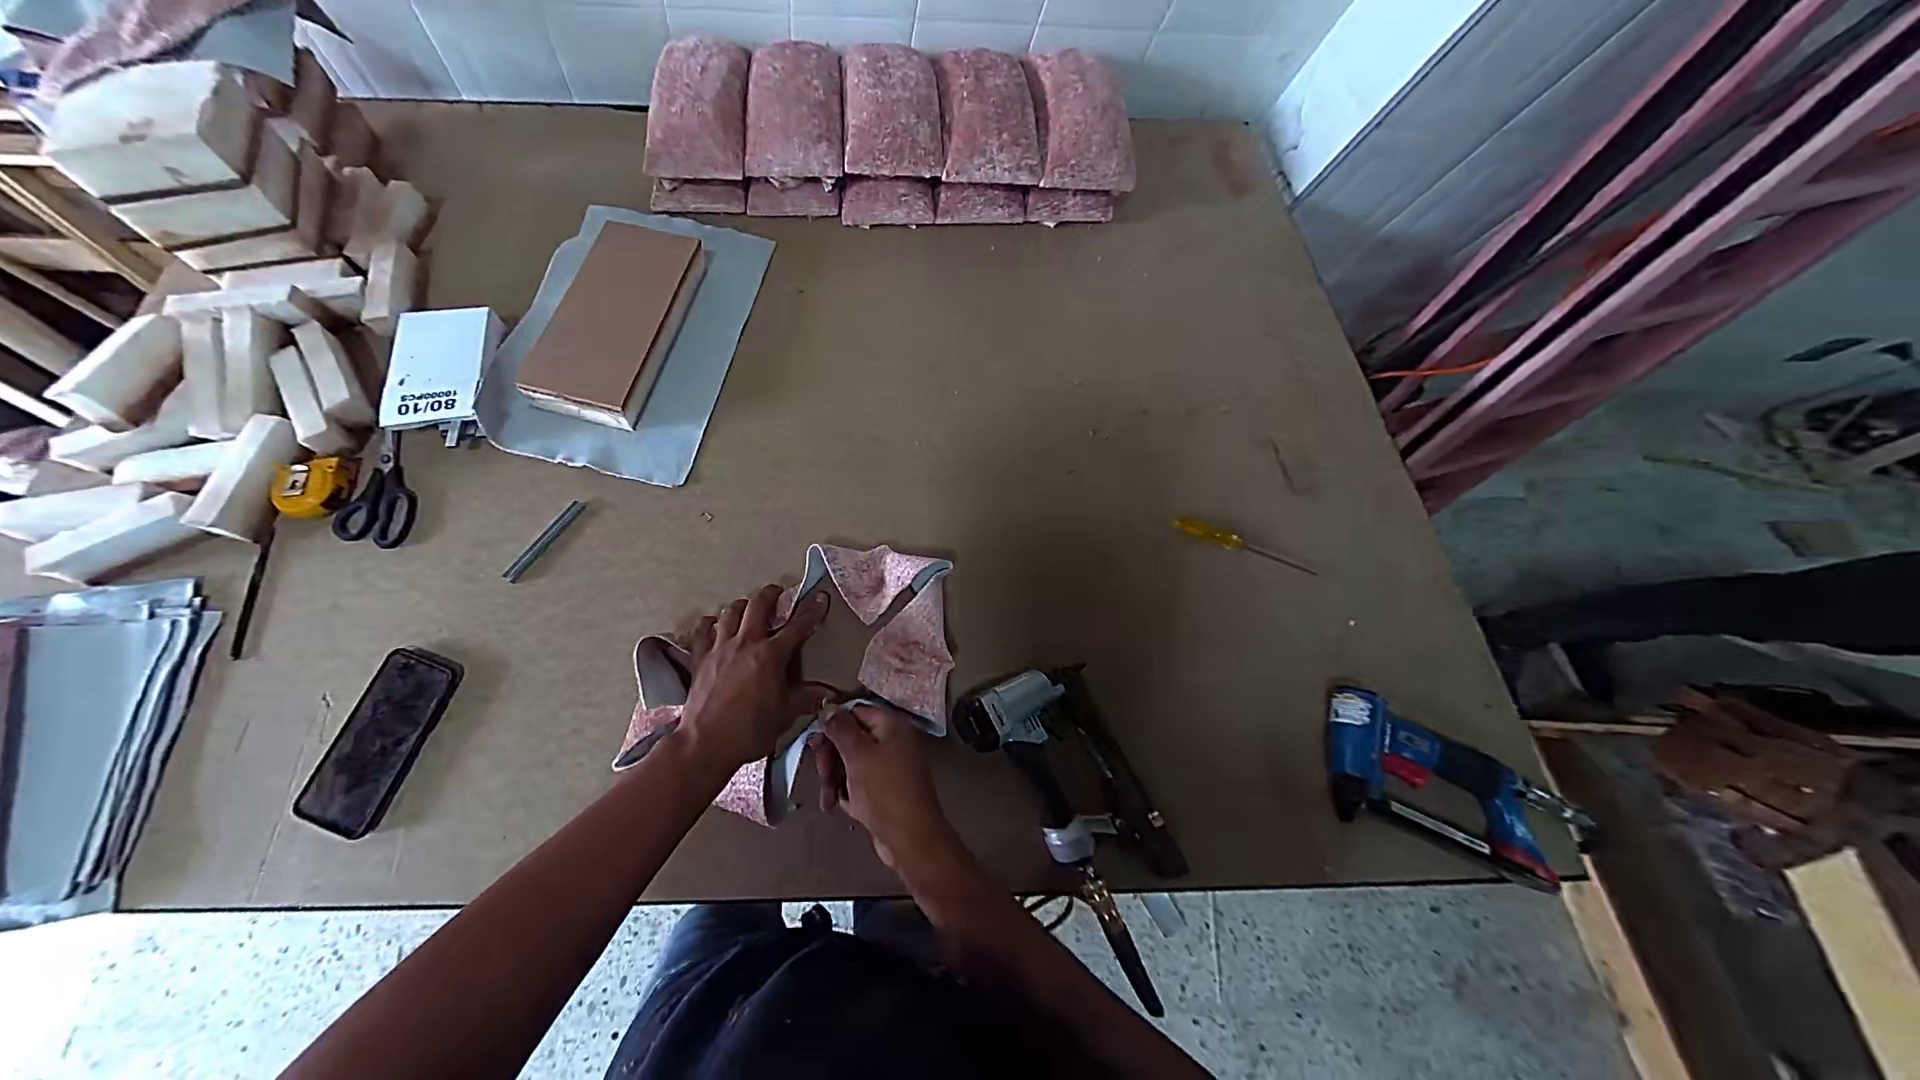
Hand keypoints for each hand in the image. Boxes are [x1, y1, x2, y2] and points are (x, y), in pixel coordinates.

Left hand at [678, 584, 830, 770]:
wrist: (705, 744)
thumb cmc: (750, 730)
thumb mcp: (787, 714)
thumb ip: (808, 698)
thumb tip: (829, 694)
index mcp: (771, 655)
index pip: (798, 625)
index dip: (812, 610)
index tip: (820, 598)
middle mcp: (745, 643)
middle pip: (758, 605)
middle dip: (771, 594)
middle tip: (778, 593)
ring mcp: (719, 649)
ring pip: (730, 613)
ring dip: (742, 606)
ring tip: (748, 608)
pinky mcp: (700, 660)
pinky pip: (702, 632)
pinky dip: (710, 625)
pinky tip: (714, 626)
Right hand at [816, 704, 962, 871]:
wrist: (910, 837)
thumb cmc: (885, 791)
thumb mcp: (858, 755)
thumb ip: (840, 728)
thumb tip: (828, 708)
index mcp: (892, 725)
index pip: (855, 712)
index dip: (832, 725)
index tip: (815, 743)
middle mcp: (894, 741)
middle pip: (851, 738)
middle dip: (831, 757)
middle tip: (822, 774)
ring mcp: (890, 765)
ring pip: (852, 761)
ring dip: (835, 777)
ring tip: (828, 798)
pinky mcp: (885, 788)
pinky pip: (860, 780)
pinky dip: (847, 790)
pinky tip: (838, 804)